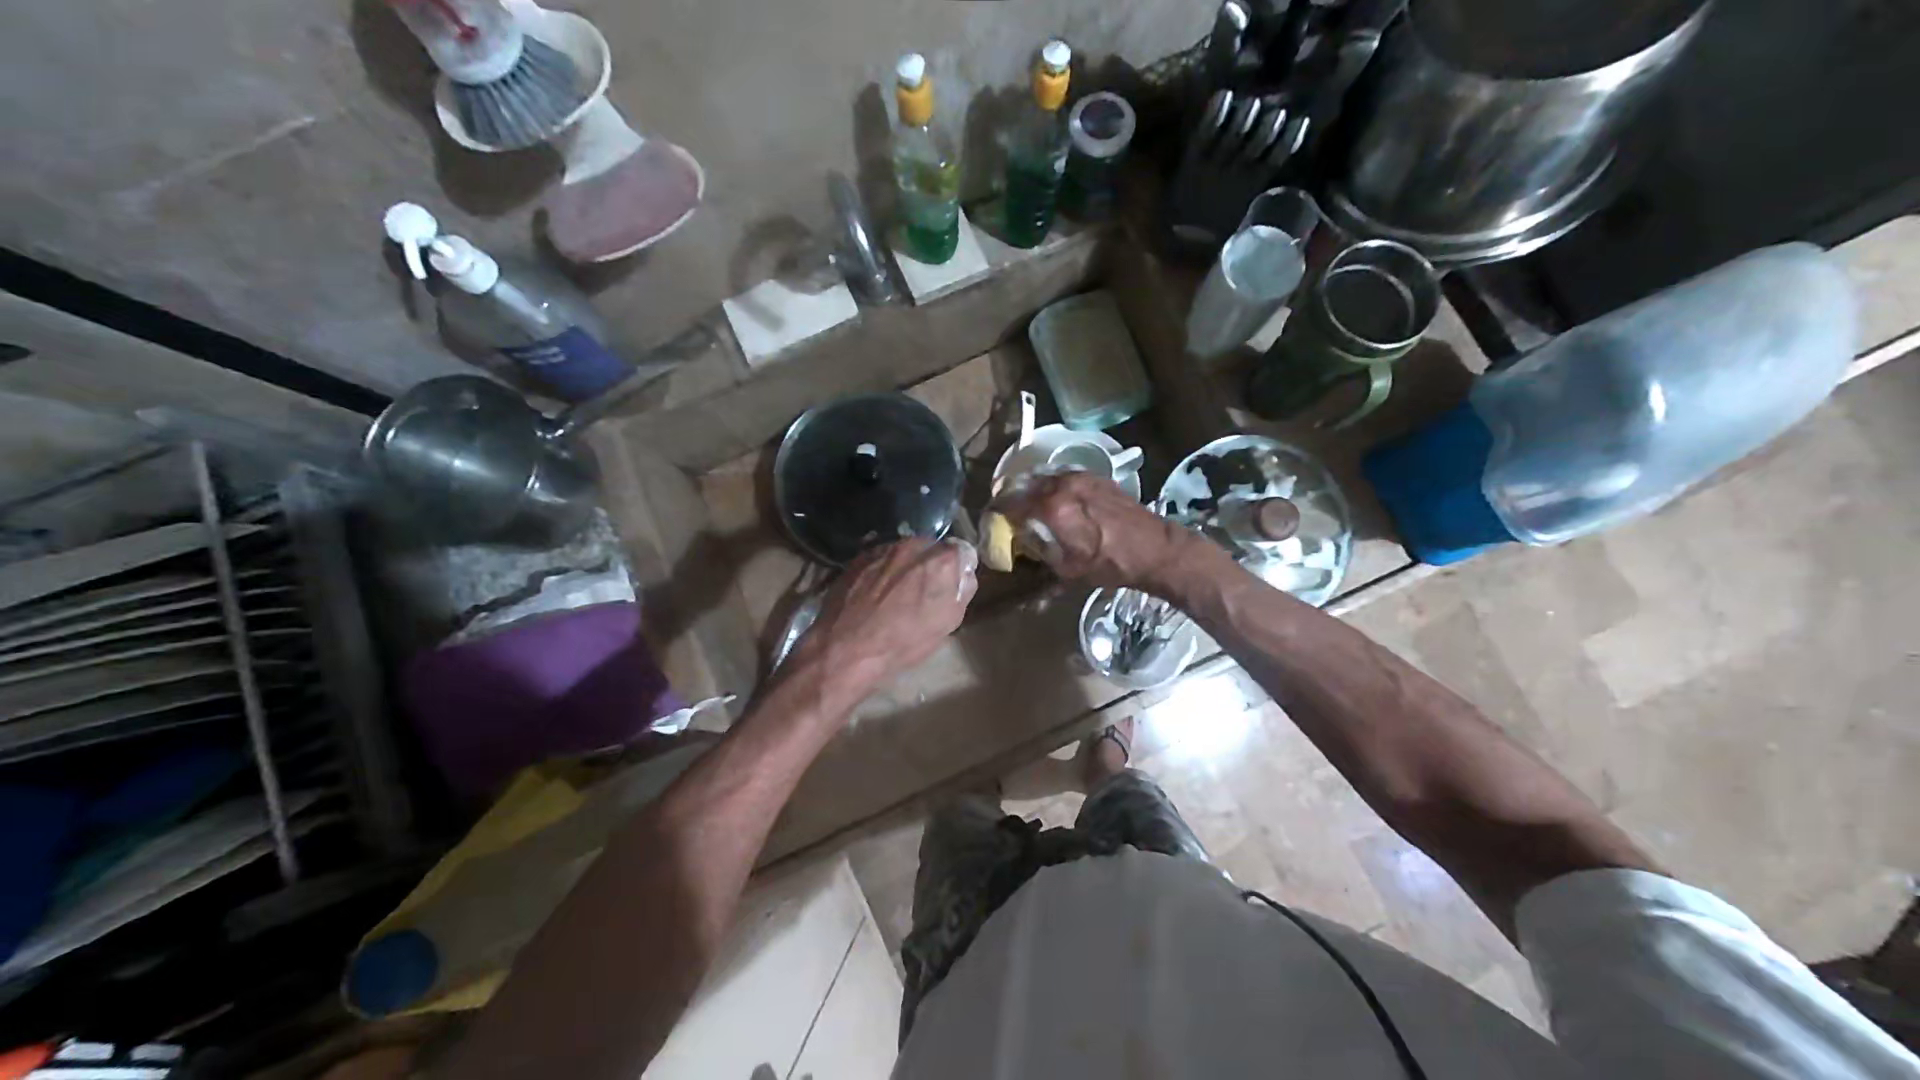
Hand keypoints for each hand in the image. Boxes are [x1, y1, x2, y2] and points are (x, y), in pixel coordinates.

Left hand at [786, 537, 977, 701]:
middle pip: (932, 548)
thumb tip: (962, 575)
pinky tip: (874, 594)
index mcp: (943, 561)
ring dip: (905, 566)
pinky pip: (880, 558)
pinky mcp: (860, 555)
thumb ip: (962, 590)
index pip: (964, 551)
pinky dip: (882, 570)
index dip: (958, 570)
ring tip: (895, 594)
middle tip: (922, 592)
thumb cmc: (904, 642)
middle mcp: (914, 545)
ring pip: (905, 552)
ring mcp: (884, 548)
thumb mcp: (948, 623)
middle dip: (931, 565)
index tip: (951, 586)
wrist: (846, 648)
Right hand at [994, 471, 1212, 590]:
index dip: (996, 511)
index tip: (989, 518)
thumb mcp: (1068, 568)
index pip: (1010, 503)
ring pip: (1044, 477)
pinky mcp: (1096, 477)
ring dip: (1031, 488)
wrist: (1156, 550)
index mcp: (1052, 507)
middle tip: (1005, 511)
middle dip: (1011, 496)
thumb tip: (1024, 541)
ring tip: (1027, 504)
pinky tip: (1055, 499)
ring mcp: (1081, 477)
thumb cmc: (1110, 565)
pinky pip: (1063, 476)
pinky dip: (1052, 485)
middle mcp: (1063, 484)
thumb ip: (1041, 550)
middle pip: (1024, 484)